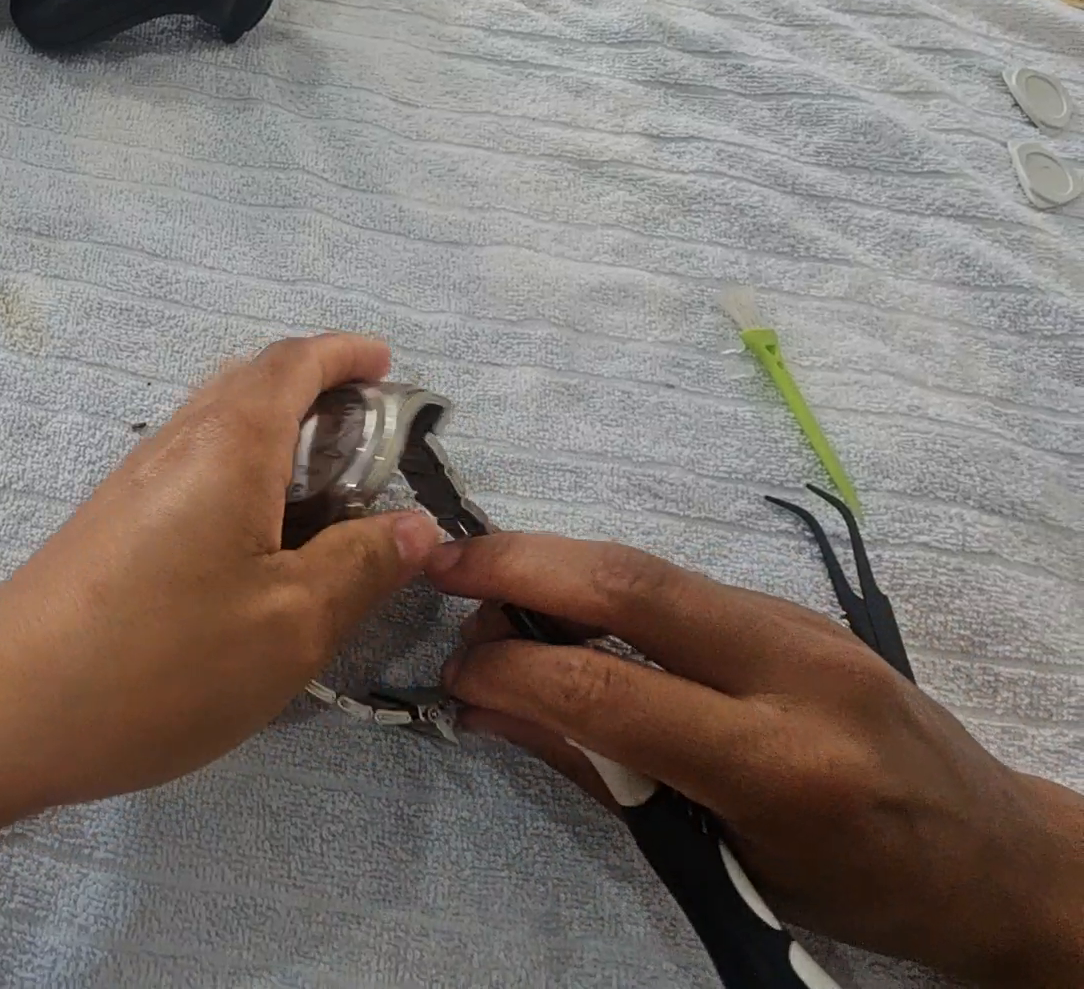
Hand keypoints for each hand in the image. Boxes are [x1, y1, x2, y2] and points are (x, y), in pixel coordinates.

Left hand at [0, 334, 445, 809]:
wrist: (3, 714)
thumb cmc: (162, 663)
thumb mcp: (289, 624)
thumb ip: (360, 565)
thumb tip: (413, 524)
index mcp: (225, 445)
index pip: (290, 364)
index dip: (343, 354)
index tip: (384, 364)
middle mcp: (170, 446)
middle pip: (245, 384)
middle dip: (309, 391)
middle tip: (360, 441)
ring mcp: (126, 486)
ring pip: (209, 429)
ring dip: (268, 438)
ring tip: (315, 498)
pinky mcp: (102, 527)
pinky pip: (181, 474)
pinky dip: (231, 479)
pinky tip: (243, 544)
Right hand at [427, 534, 1083, 985]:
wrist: (1004, 857)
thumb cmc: (852, 884)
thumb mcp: (716, 856)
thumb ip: (589, 770)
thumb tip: (482, 709)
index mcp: (782, 764)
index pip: (608, 690)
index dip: (511, 671)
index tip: (455, 675)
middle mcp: (795, 672)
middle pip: (627, 585)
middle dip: (514, 564)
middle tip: (438, 566)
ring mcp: (797, 623)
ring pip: (639, 564)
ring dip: (541, 560)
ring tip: (479, 583)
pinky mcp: (785, 604)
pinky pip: (662, 576)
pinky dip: (584, 576)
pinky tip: (549, 599)